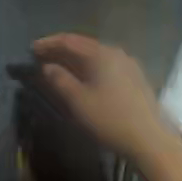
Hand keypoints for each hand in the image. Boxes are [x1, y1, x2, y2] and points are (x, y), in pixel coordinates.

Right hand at [31, 34, 181, 164]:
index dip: (49, 43)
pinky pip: (105, 64)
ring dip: (75, 58)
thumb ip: (59, 79)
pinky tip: (83, 77)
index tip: (31, 48)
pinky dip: (88, 66)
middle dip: (61, 49)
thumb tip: (47, 66)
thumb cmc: (110, 119)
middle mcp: (115, 52)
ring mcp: (128, 64)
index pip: (69, 40)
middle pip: (83, 45)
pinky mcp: (134, 78)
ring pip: (95, 55)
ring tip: (59, 66)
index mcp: (101, 54)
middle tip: (42, 56)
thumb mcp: (78, 101)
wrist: (150, 140)